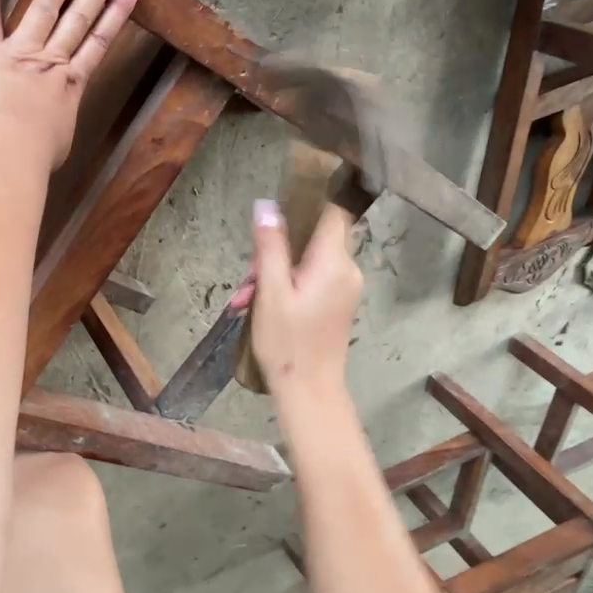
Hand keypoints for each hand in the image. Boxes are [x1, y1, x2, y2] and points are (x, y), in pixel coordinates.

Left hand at [0, 0, 143, 166]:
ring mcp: (21, 50)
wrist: (6, 154)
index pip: (101, 39)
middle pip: (82, 12)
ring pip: (49, 2)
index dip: (120, 9)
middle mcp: (51, 59)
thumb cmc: (35, 159)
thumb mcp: (57, 141)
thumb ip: (56, 120)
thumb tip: (49, 122)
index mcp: (71, 83)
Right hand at [250, 199, 362, 392]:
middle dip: (276, 250)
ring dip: (275, 272)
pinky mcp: (337, 304)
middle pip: (312, 239)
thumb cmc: (288, 343)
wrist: (309, 391)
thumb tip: (266, 206)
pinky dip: (286, 286)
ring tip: (245, 298)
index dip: (309, 201)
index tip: (280, 207)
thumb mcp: (270, 291)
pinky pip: (312, 280)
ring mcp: (344, 289)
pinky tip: (259, 305)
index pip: (332, 211)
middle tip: (248, 276)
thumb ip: (270, 246)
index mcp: (333, 262)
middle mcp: (347, 270)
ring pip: (307, 261)